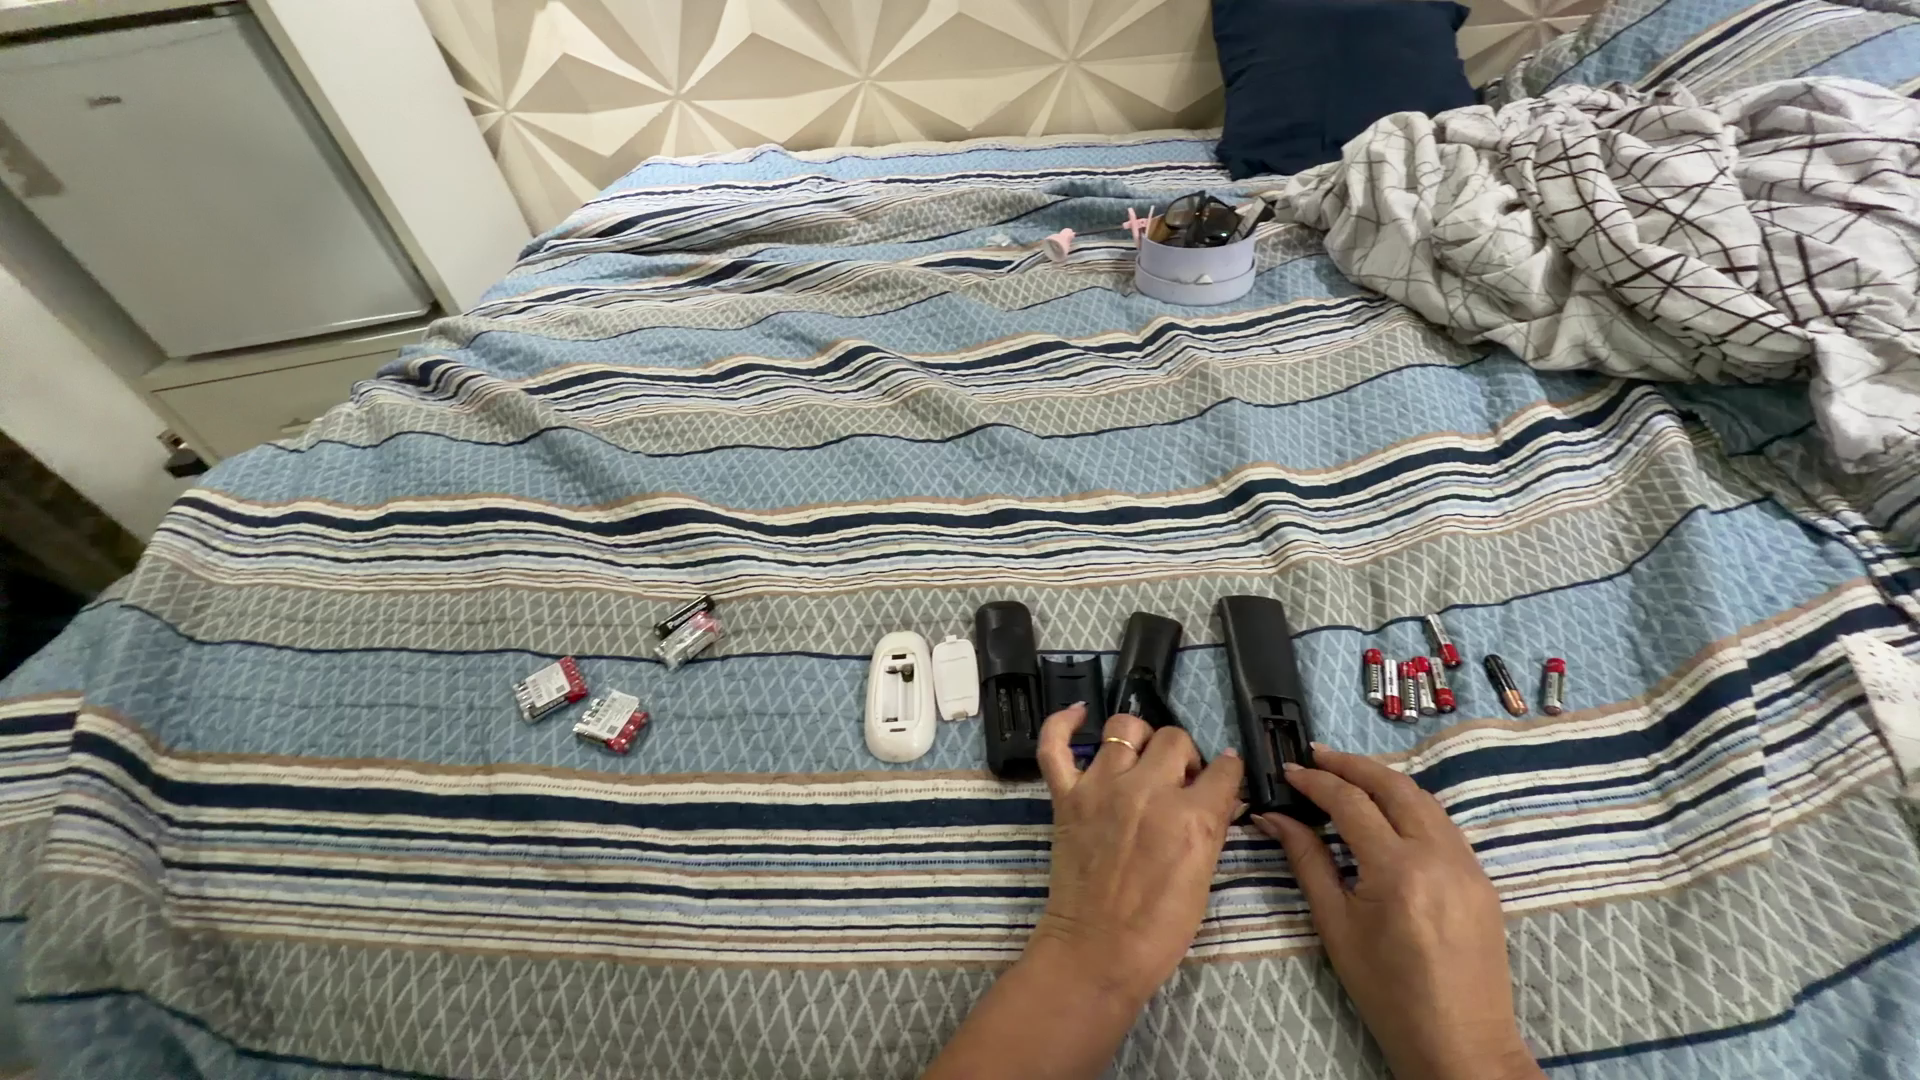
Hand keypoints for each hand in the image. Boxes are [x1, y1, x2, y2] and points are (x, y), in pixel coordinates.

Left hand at [1030, 703, 1245, 1005]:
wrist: (1097, 950)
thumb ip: (1212, 825)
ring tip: (1140, 757)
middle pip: (1174, 739)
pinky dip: (1062, 722)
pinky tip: (1078, 714)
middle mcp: (1147, 790)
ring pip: (1124, 728)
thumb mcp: (1204, 876)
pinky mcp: (1066, 794)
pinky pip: (1055, 744)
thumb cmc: (1159, 927)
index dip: (1226, 773)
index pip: (1223, 769)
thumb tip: (1221, 792)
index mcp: (1191, 816)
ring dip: (1139, 738)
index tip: (1220, 778)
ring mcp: (1101, 787)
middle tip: (1178, 780)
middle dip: (1183, 756)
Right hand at [1252, 746, 1542, 1079]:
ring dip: (1383, 779)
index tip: (1288, 771)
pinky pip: (1442, 823)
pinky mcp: (1481, 878)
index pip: (1351, 803)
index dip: (1316, 781)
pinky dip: (1409, 804)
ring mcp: (1467, 865)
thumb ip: (1307, 859)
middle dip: (1351, 764)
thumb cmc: (1386, 990)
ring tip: (1346, 774)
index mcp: (1397, 871)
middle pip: (1394, 786)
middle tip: (1316, 755)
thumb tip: (1274, 817)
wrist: (1461, 1044)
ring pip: (1424, 799)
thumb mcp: (1335, 924)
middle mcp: (1438, 857)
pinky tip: (1385, 809)